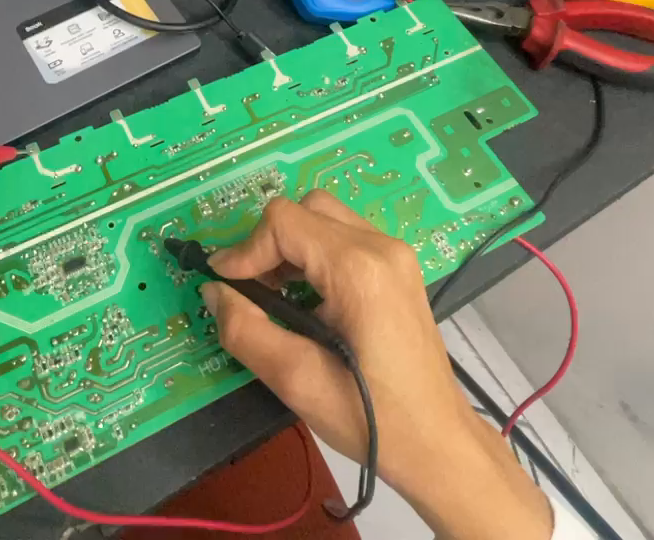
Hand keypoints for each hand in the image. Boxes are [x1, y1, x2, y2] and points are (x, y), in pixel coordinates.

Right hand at [204, 191, 551, 539]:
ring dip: (290, 245)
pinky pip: (343, 233)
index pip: (284, 222)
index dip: (245, 249)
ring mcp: (395, 252)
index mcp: (359, 269)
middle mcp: (381, 246)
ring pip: (324, 215)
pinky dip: (314, 251)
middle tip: (254, 290)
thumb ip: (245, 330)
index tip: (224, 284)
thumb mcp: (296, 381)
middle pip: (304, 208)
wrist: (440, 444)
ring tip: (277, 293)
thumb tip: (213, 290)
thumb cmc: (372, 419)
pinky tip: (308, 295)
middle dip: (268, 243)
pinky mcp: (398, 265)